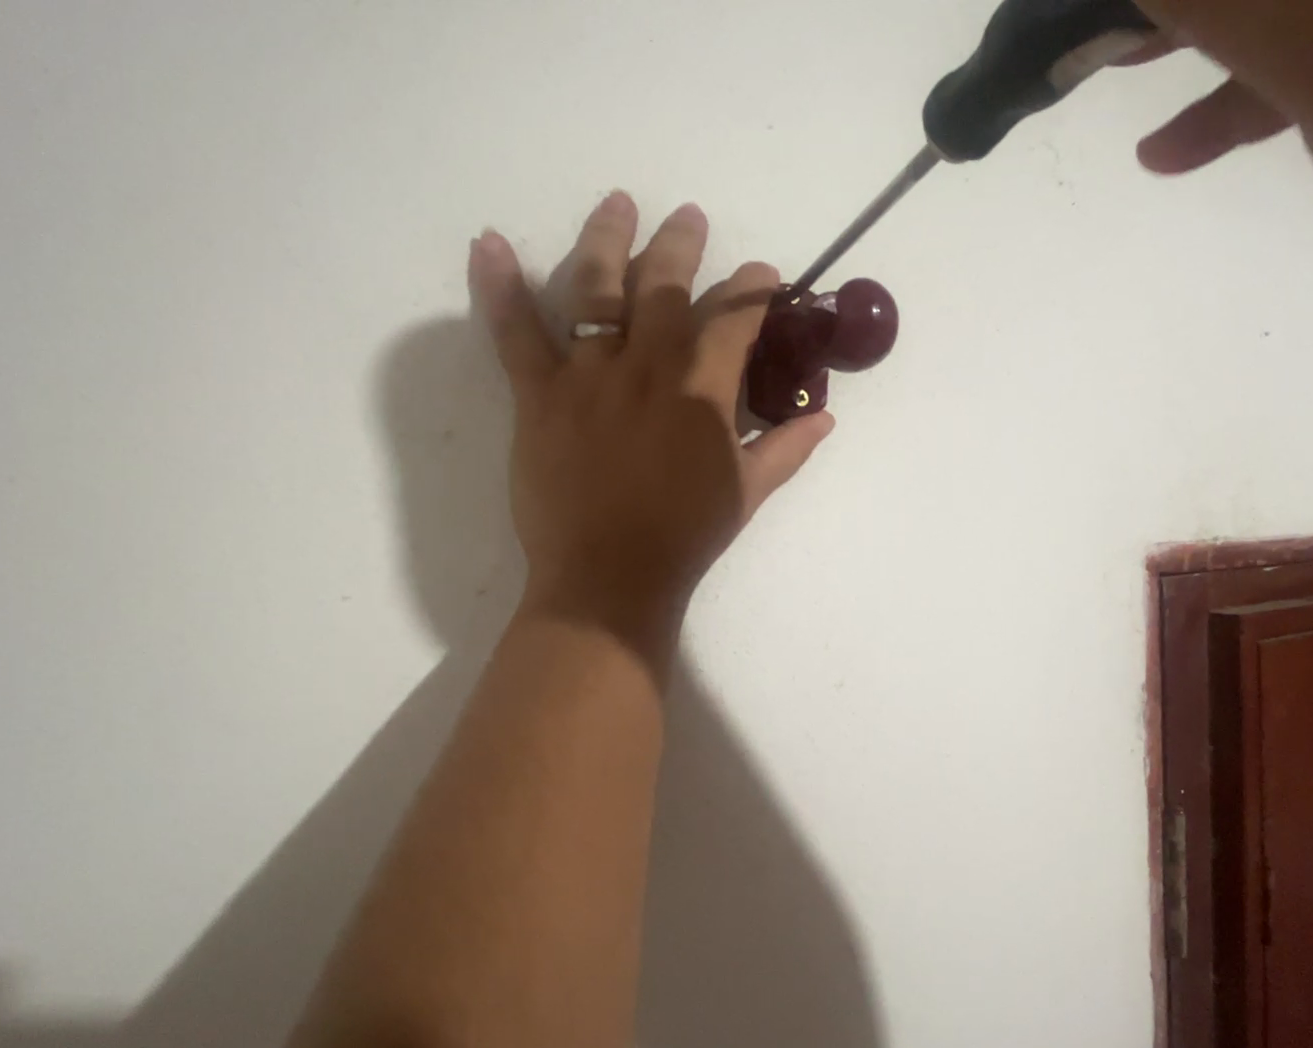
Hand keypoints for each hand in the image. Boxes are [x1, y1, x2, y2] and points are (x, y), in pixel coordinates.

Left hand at [468, 194, 834, 642]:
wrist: (609, 579)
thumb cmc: (684, 538)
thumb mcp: (747, 495)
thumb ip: (786, 449)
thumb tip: (826, 418)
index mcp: (702, 392)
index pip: (733, 320)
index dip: (752, 289)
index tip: (762, 273)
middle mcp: (647, 368)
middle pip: (666, 286)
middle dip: (683, 245)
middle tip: (689, 217)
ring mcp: (588, 377)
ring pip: (597, 289)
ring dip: (608, 239)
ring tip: (618, 202)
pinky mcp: (538, 397)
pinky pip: (515, 334)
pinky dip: (499, 288)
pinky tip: (487, 243)